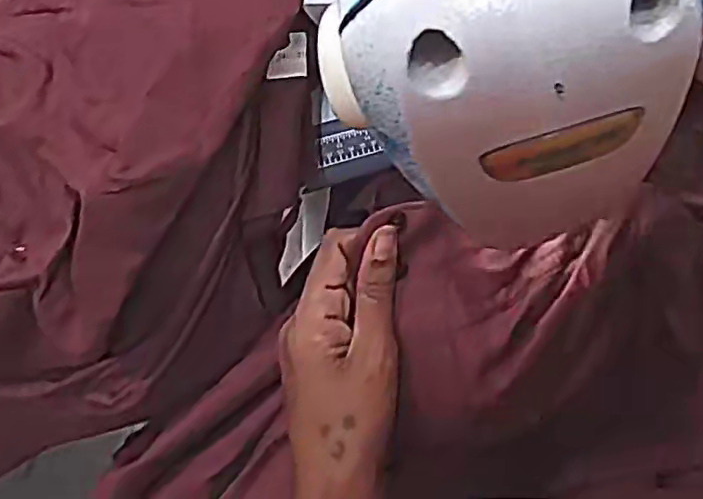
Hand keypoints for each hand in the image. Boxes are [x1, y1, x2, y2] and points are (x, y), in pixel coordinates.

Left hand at [281, 225, 399, 498]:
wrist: (337, 484)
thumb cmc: (356, 423)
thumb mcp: (375, 348)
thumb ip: (376, 287)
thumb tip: (383, 234)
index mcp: (307, 317)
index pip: (333, 246)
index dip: (368, 231)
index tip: (401, 228)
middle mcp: (297, 322)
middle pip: (332, 263)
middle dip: (368, 252)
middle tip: (406, 256)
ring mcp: (302, 338)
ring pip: (335, 283)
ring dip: (366, 275)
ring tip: (399, 278)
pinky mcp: (313, 352)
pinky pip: (335, 307)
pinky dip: (359, 298)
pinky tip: (382, 306)